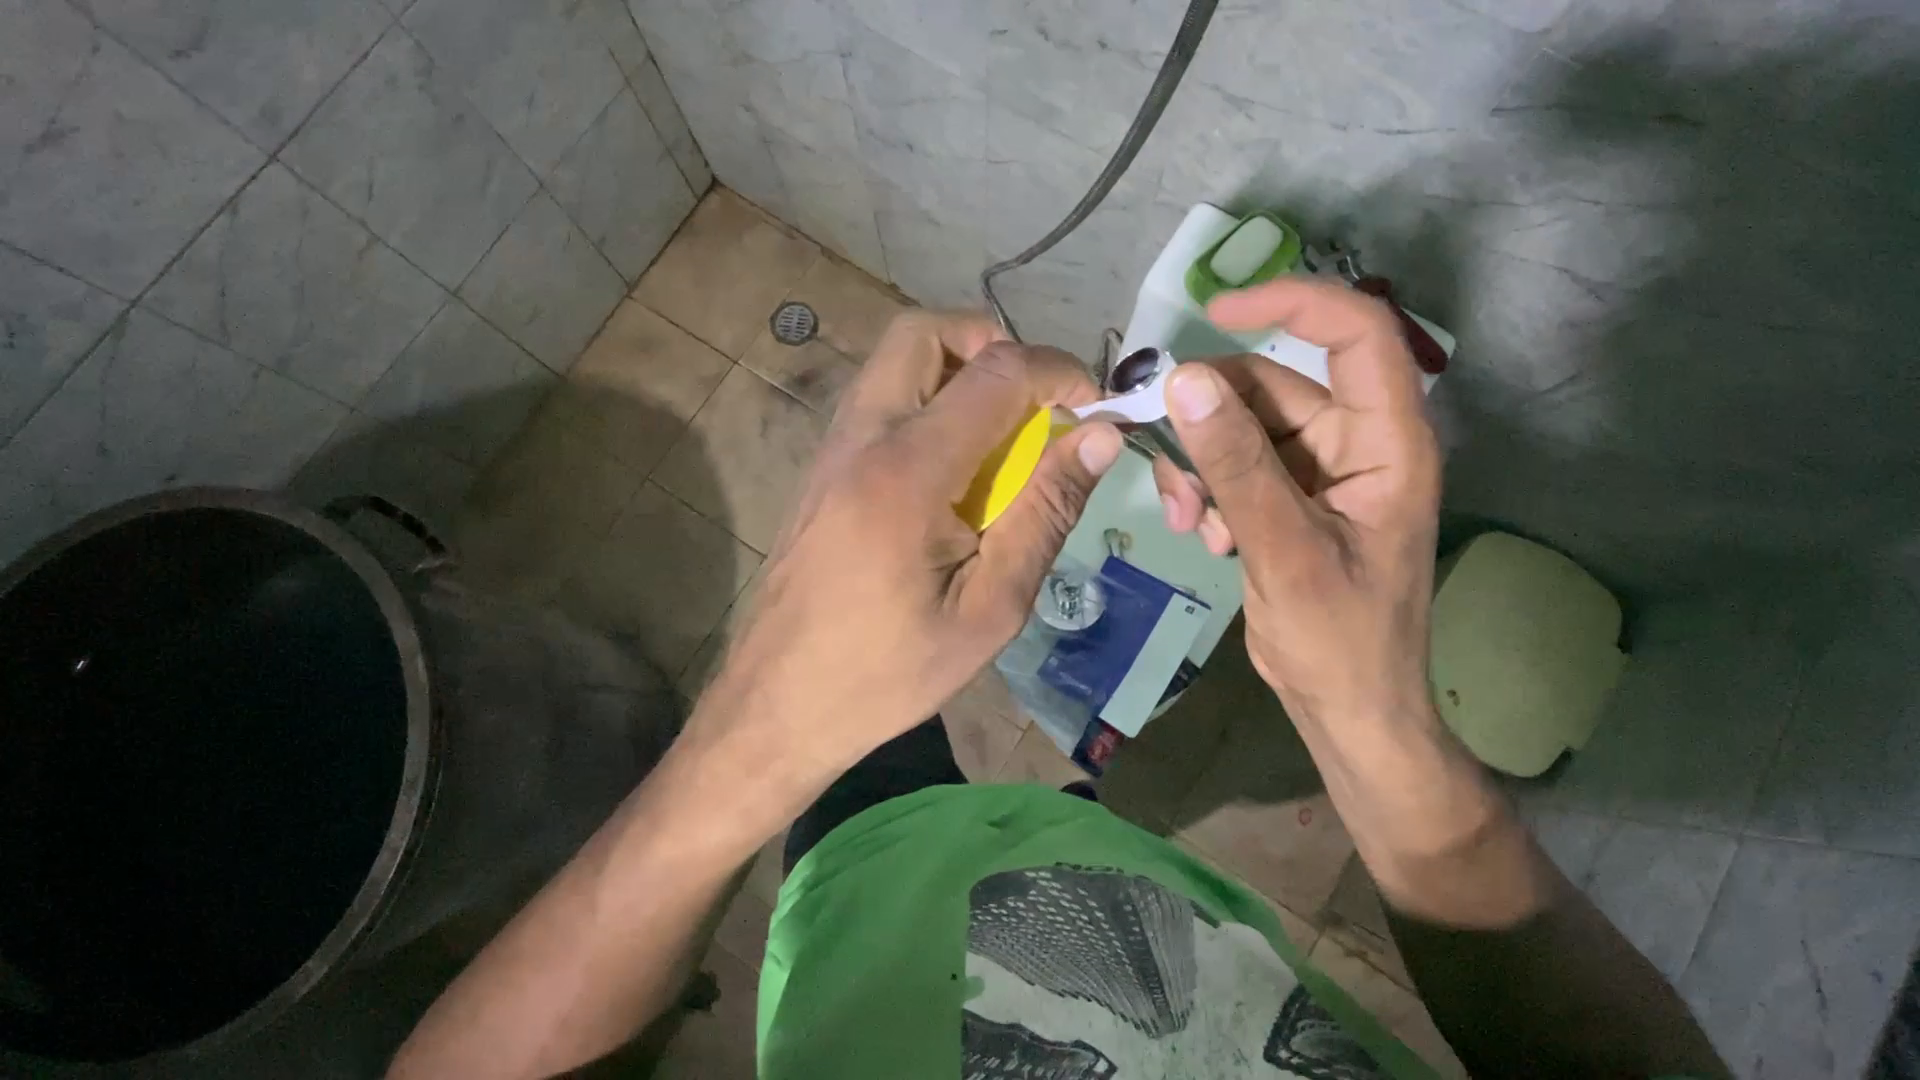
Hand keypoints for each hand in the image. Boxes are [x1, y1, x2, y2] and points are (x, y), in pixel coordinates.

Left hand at [702, 312, 1122, 780]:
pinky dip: (927, 402)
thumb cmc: (889, 674)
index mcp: (907, 473)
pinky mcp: (821, 470)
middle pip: (924, 331)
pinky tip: (953, 473)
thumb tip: (1100, 437)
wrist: (778, 705)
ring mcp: (831, 450)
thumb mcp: (989, 609)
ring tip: (1001, 441)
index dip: (1058, 371)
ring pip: (896, 361)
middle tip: (1035, 406)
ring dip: (957, 372)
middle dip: (993, 346)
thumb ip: (1045, 514)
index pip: (996, 372)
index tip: (1094, 409)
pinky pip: (879, 401)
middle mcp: (860, 439)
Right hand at [1153, 279, 1441, 726]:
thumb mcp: (1284, 550)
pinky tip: (1202, 535)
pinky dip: (1208, 489)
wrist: (1348, 708)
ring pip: (1240, 426)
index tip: (1214, 313)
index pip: (1355, 335)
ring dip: (1200, 464)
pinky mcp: (1286, 499)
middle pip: (1272, 386)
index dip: (1292, 304)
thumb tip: (1183, 383)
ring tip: (1188, 521)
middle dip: (1210, 422)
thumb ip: (1237, 467)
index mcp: (1387, 443)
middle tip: (1172, 477)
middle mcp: (1354, 443)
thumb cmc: (1340, 638)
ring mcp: (1317, 472)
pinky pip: (1233, 464)